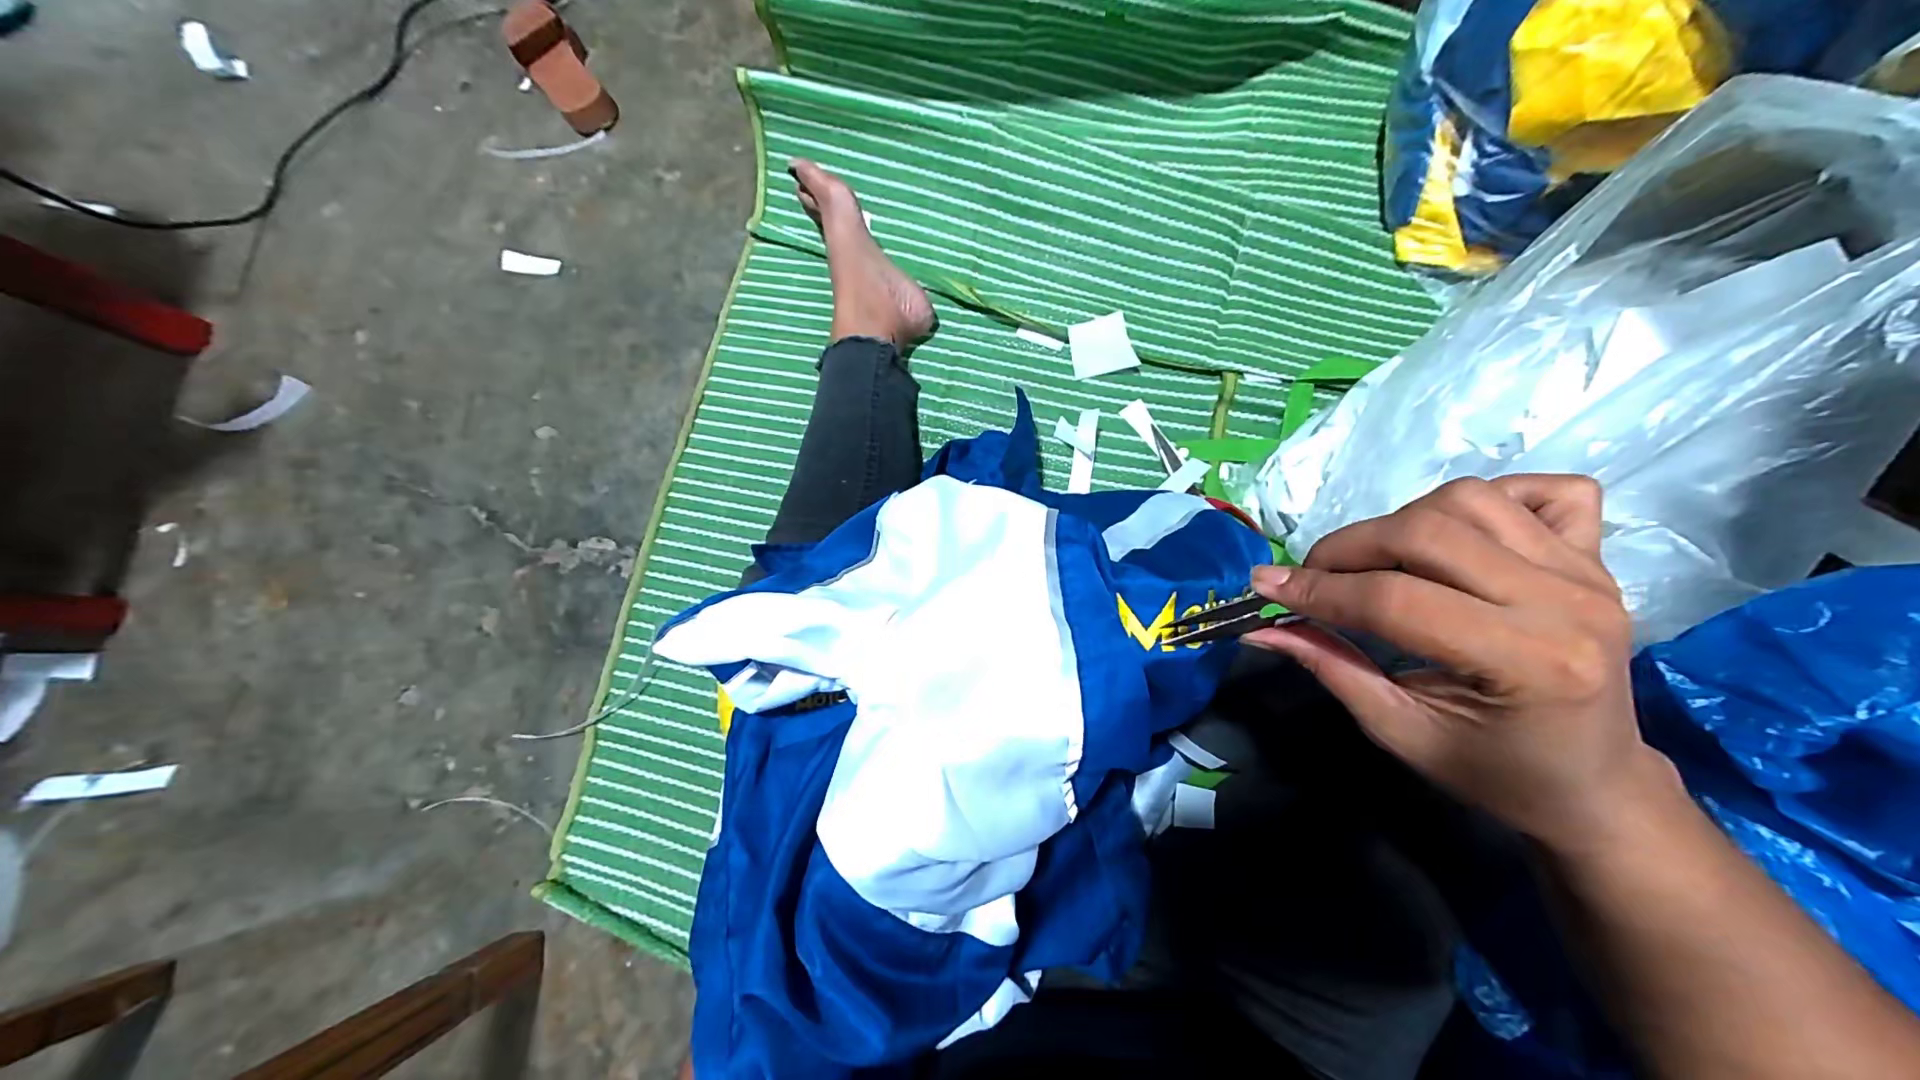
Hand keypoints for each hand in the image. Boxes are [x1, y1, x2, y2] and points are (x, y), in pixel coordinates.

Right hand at [1246, 475, 1668, 849]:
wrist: (1594, 785)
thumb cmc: (1493, 771)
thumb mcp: (1398, 731)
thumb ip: (1330, 666)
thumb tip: (1259, 628)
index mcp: (1526, 661)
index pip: (1395, 598)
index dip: (1318, 589)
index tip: (1264, 587)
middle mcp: (1566, 602)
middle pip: (1427, 532)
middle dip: (1348, 548)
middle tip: (1313, 578)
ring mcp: (1588, 573)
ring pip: (1470, 499)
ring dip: (1402, 520)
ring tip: (1376, 561)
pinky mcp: (1596, 558)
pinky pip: (1547, 490)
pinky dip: (1491, 499)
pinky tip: (1459, 535)